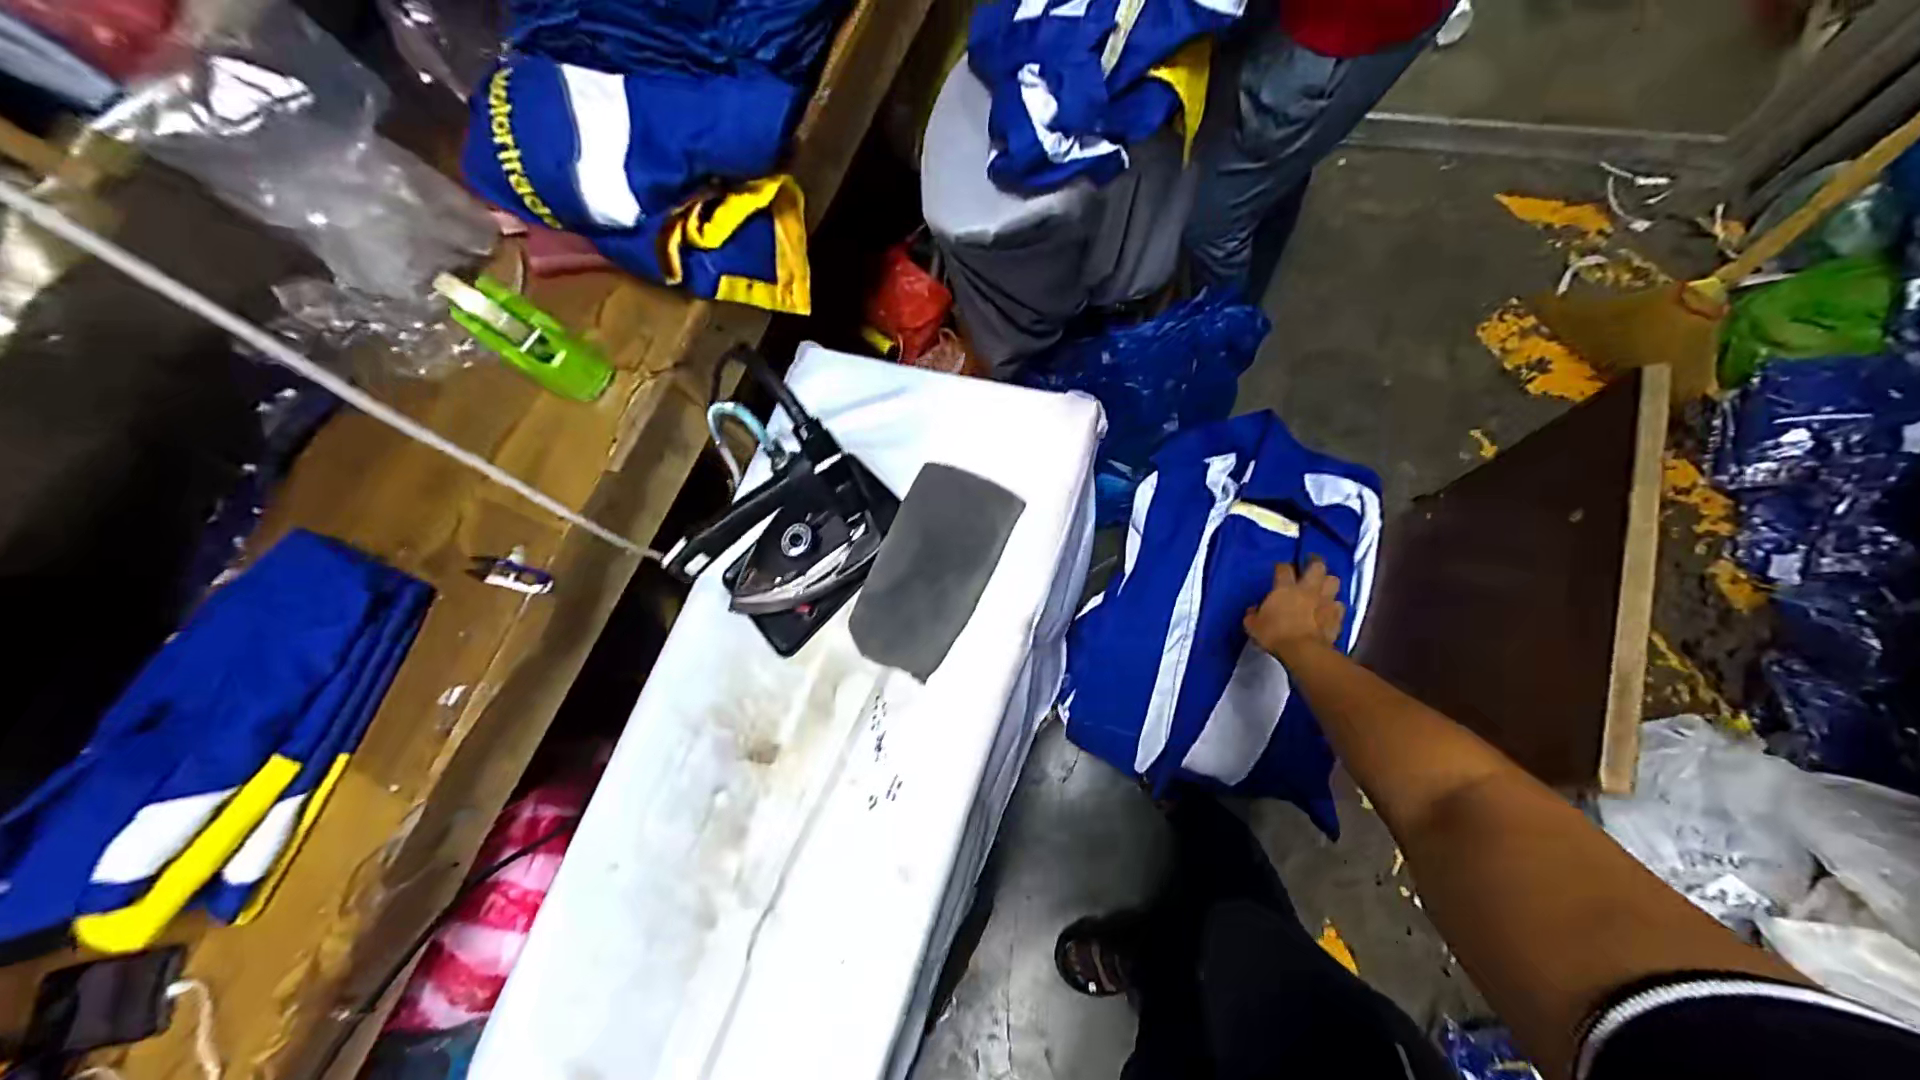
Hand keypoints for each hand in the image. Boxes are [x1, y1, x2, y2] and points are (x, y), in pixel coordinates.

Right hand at [1244, 558, 1345, 656]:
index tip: (1280, 569)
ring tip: (1323, 585)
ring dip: (1328, 581)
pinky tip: (1330, 609)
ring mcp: (1325, 601)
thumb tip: (1254, 610)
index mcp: (1285, 588)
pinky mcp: (1337, 616)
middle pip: (1317, 566)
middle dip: (1314, 562)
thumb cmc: (1275, 635)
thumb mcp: (1253, 626)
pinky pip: (1339, 604)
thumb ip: (1253, 614)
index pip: (1283, 568)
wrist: (1303, 651)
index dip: (1281, 566)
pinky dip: (1335, 605)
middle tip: (1310, 563)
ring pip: (1334, 581)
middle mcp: (1307, 589)